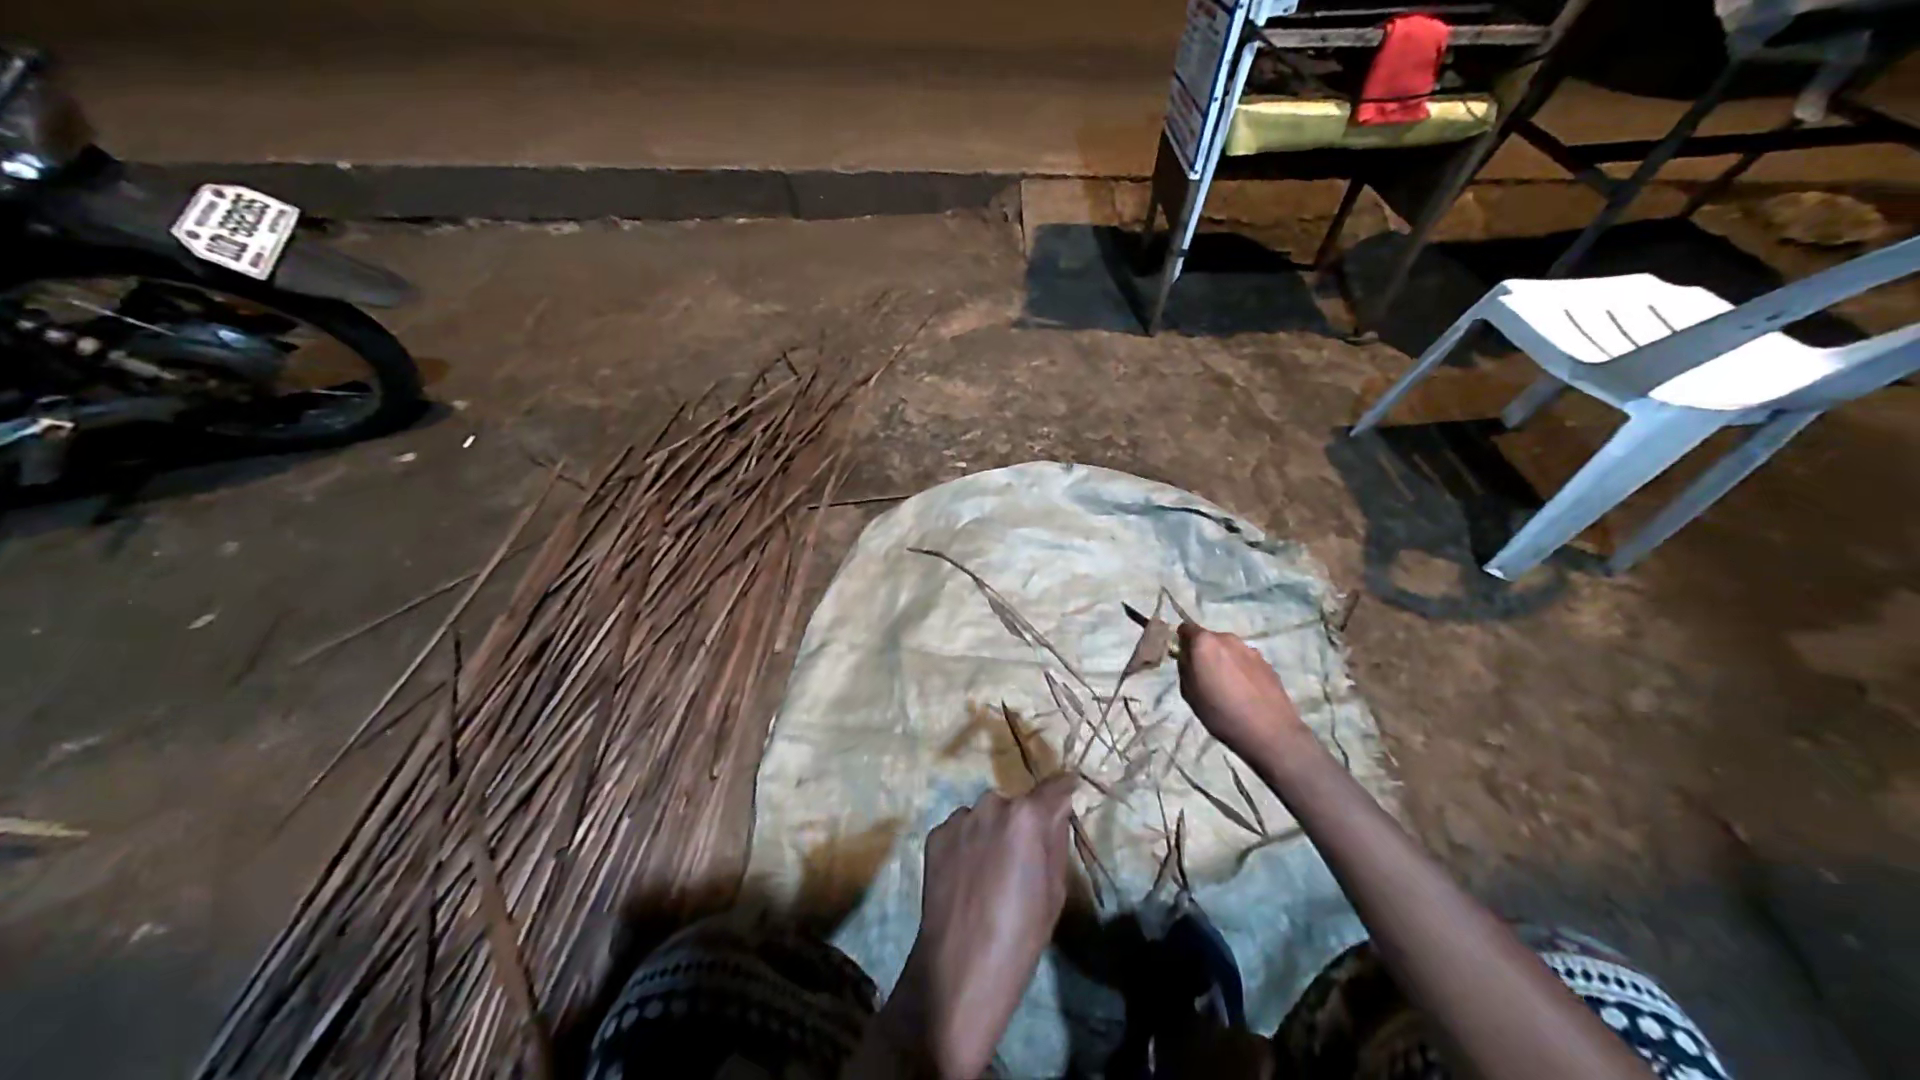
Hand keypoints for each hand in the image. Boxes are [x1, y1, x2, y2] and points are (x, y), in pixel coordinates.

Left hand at [883, 774, 1075, 1078]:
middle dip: (1023, 821)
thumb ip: (1056, 839)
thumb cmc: (1020, 934)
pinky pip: (962, 830)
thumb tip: (1057, 811)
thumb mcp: (1055, 888)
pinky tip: (967, 877)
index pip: (1055, 786)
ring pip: (987, 815)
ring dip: (993, 831)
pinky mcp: (935, 835)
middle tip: (1022, 859)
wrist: (959, 967)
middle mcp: (991, 804)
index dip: (1064, 791)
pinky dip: (968, 844)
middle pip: (1017, 803)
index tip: (1069, 794)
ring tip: (990, 872)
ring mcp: (958, 819)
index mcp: (1026, 815)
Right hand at [1176, 623, 1308, 762]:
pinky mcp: (1267, 663)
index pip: (1186, 628)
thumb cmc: (1220, 712)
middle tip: (1206, 678)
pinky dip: (1242, 670)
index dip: (1182, 642)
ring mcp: (1250, 649)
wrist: (1269, 730)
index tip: (1185, 660)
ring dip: (1225, 662)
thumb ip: (1185, 667)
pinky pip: (1246, 661)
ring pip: (1229, 650)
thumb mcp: (1189, 693)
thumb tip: (1187, 656)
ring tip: (1229, 688)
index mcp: (1204, 643)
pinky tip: (1246, 692)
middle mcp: (1227, 639)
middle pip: (1209, 639)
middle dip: (1205, 653)